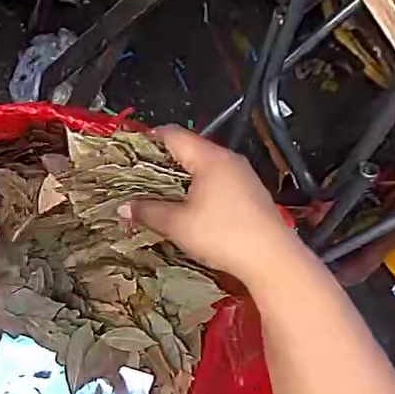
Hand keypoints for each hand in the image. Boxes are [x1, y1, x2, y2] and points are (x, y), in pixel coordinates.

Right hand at [121, 126, 303, 283]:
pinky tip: (188, 208)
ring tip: (158, 195)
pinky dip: (199, 190)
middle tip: (138, 178)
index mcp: (209, 158)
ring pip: (204, 168)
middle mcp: (228, 160)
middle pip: (189, 150)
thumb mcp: (178, 225)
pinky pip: (217, 183)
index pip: (172, 135)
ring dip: (181, 179)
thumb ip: (148, 212)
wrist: (271, 258)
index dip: (147, 139)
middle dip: (162, 163)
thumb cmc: (223, 235)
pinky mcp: (250, 194)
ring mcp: (242, 176)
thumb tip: (123, 207)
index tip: (128, 152)